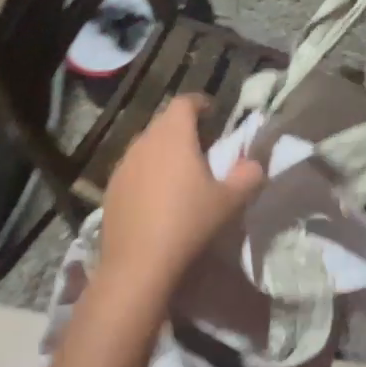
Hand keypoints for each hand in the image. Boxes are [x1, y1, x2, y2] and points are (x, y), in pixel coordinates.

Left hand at [101, 94, 264, 290]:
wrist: (138, 263)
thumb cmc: (188, 223)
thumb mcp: (228, 202)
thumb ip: (247, 177)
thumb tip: (254, 164)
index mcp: (174, 135)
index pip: (184, 103)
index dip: (200, 103)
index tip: (212, 112)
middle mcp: (145, 141)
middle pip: (164, 122)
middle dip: (182, 128)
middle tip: (201, 145)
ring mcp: (124, 164)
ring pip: (146, 146)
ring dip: (163, 151)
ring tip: (179, 173)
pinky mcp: (111, 188)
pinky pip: (133, 170)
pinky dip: (147, 174)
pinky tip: (156, 198)